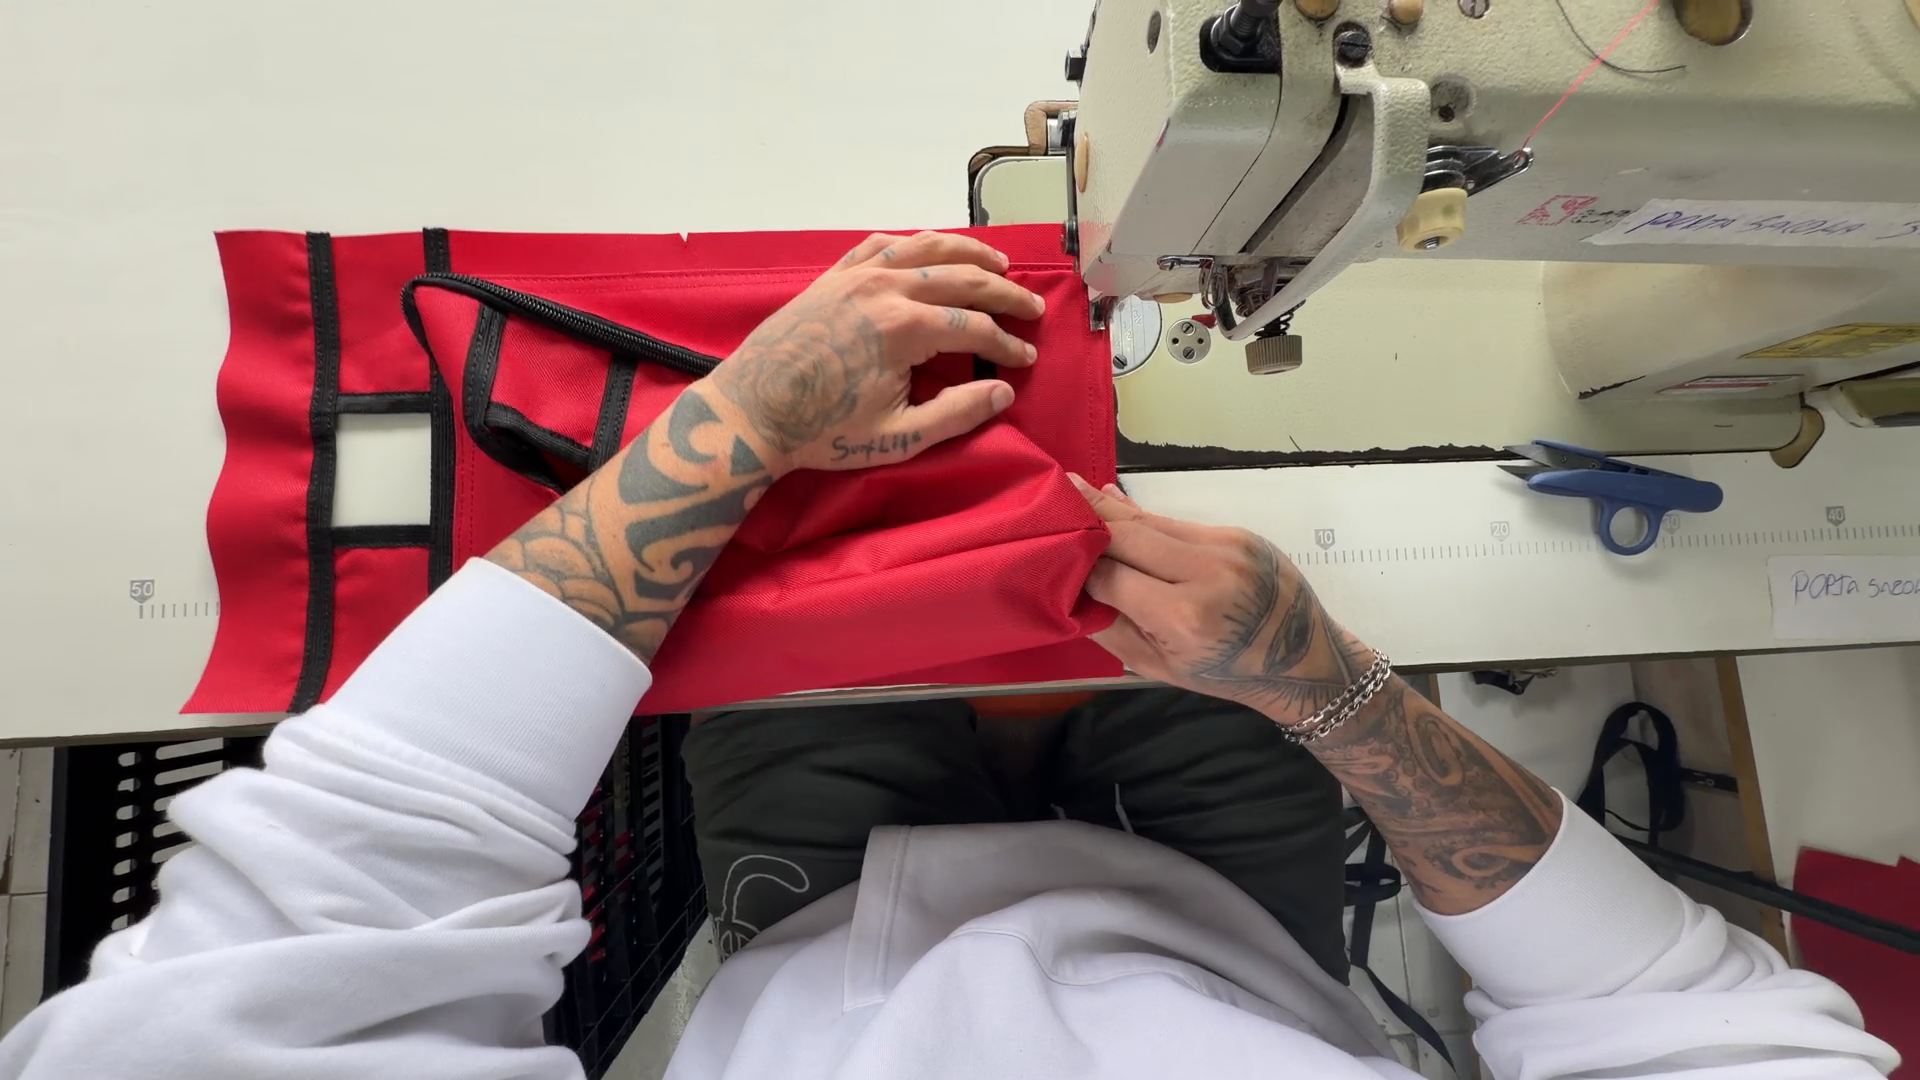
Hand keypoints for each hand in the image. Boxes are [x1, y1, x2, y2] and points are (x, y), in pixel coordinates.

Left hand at [703, 231, 1045, 475]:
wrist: (753, 412)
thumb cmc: (823, 432)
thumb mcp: (898, 436)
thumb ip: (956, 414)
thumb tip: (1002, 393)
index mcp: (903, 328)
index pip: (974, 328)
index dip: (1006, 344)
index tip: (1025, 359)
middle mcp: (884, 288)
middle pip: (961, 279)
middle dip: (1003, 294)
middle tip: (1031, 307)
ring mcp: (856, 276)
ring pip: (926, 249)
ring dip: (968, 254)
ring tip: (998, 265)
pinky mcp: (833, 276)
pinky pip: (882, 245)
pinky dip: (914, 244)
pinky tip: (930, 250)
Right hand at [1071, 476, 1375, 727]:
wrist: (1303, 660)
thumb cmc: (1224, 673)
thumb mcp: (1158, 667)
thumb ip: (1109, 627)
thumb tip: (1070, 589)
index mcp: (1183, 617)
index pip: (1108, 575)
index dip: (1077, 565)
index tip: (1049, 552)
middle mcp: (1205, 573)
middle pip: (1126, 533)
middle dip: (1086, 516)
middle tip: (1051, 492)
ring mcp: (1225, 546)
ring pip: (1150, 520)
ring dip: (1109, 508)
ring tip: (1074, 487)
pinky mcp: (1236, 532)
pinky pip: (1175, 522)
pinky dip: (1143, 519)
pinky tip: (1115, 503)